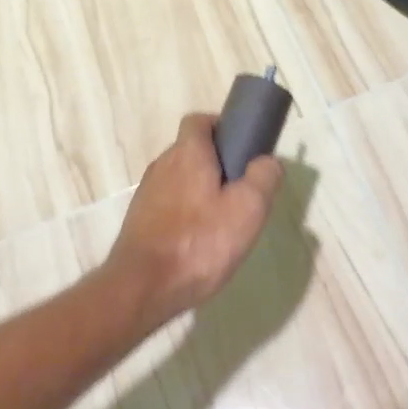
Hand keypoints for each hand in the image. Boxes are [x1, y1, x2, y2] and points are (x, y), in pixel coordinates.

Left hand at [106, 113, 284, 327]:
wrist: (142, 288)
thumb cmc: (199, 243)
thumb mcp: (247, 210)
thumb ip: (263, 178)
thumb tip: (268, 160)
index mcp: (187, 153)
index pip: (199, 121)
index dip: (220, 127)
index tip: (241, 149)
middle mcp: (163, 165)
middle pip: (191, 151)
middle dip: (216, 164)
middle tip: (240, 192)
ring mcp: (147, 193)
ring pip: (180, 179)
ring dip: (200, 191)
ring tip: (222, 223)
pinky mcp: (139, 221)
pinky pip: (168, 205)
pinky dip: (185, 214)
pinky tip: (198, 243)